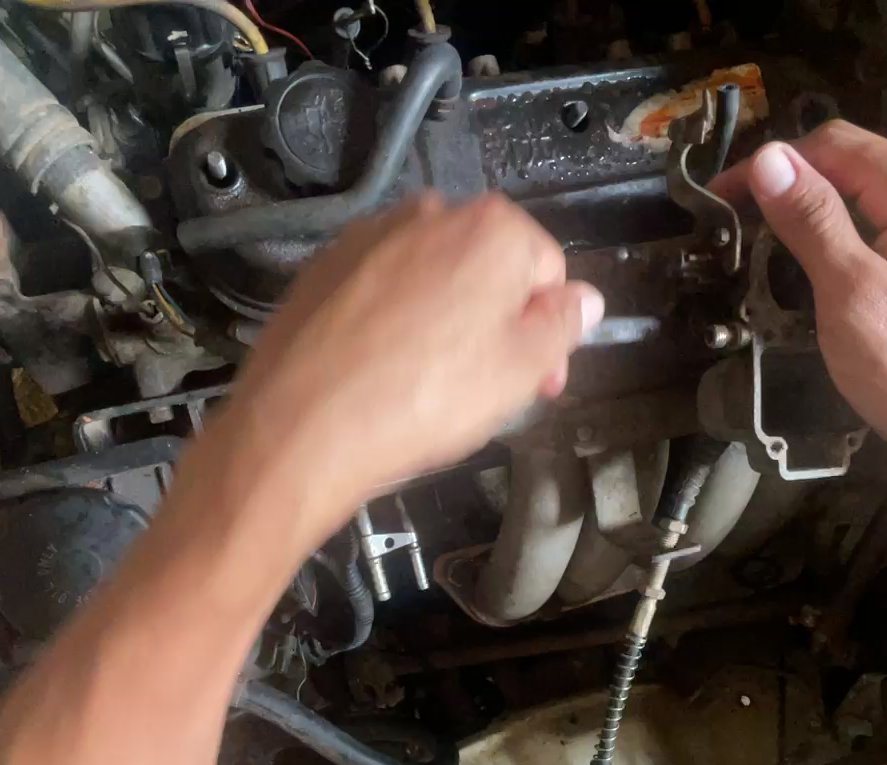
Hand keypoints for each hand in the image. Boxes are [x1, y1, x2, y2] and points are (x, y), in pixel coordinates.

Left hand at [222, 192, 603, 505]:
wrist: (303, 427)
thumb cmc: (423, 400)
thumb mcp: (520, 372)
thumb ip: (563, 326)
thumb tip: (582, 301)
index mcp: (491, 230)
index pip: (549, 271)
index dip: (551, 330)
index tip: (541, 378)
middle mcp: (429, 215)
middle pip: (489, 269)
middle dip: (500, 323)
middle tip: (491, 387)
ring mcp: (370, 238)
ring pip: (434, 279)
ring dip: (448, 322)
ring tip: (432, 385)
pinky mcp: (325, 268)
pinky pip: (382, 291)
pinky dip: (395, 323)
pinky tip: (387, 371)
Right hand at [714, 120, 886, 490]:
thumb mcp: (849, 289)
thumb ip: (812, 219)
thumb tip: (768, 160)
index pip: (839, 147)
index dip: (773, 163)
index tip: (720, 196)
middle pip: (851, 164)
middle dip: (787, 180)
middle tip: (729, 215)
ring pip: (857, 196)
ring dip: (804, 205)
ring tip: (753, 231)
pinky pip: (868, 227)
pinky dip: (827, 231)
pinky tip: (798, 252)